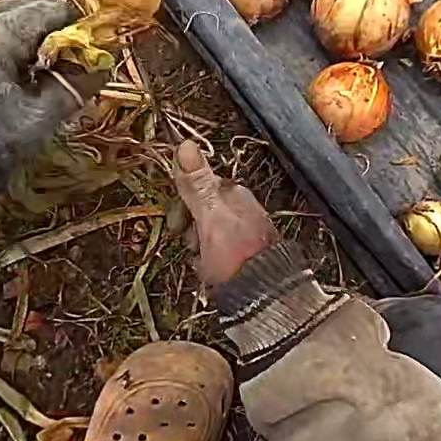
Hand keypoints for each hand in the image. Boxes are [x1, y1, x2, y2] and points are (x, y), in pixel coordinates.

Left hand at [0, 0, 107, 161]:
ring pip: (9, 24)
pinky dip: (11, 52)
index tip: (91, 55)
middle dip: (56, 35)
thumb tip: (104, 65)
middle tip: (70, 68)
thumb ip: (74, 86)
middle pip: (29, 11)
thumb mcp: (39, 117)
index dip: (79, 29)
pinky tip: (19, 82)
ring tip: (46, 79)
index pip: (52, 9)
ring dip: (34, 44)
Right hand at [171, 141, 280, 285]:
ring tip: (203, 262)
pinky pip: (217, 250)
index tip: (177, 225)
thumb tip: (185, 144)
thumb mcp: (210, 217)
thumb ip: (197, 184)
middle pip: (201, 209)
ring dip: (198, 246)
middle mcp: (242, 208)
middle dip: (189, 227)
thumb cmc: (236, 255)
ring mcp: (245, 231)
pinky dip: (209, 260)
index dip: (181, 206)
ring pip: (207, 231)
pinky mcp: (245, 253)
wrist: (264, 297)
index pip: (198, 187)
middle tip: (191, 245)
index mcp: (234, 194)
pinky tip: (211, 271)